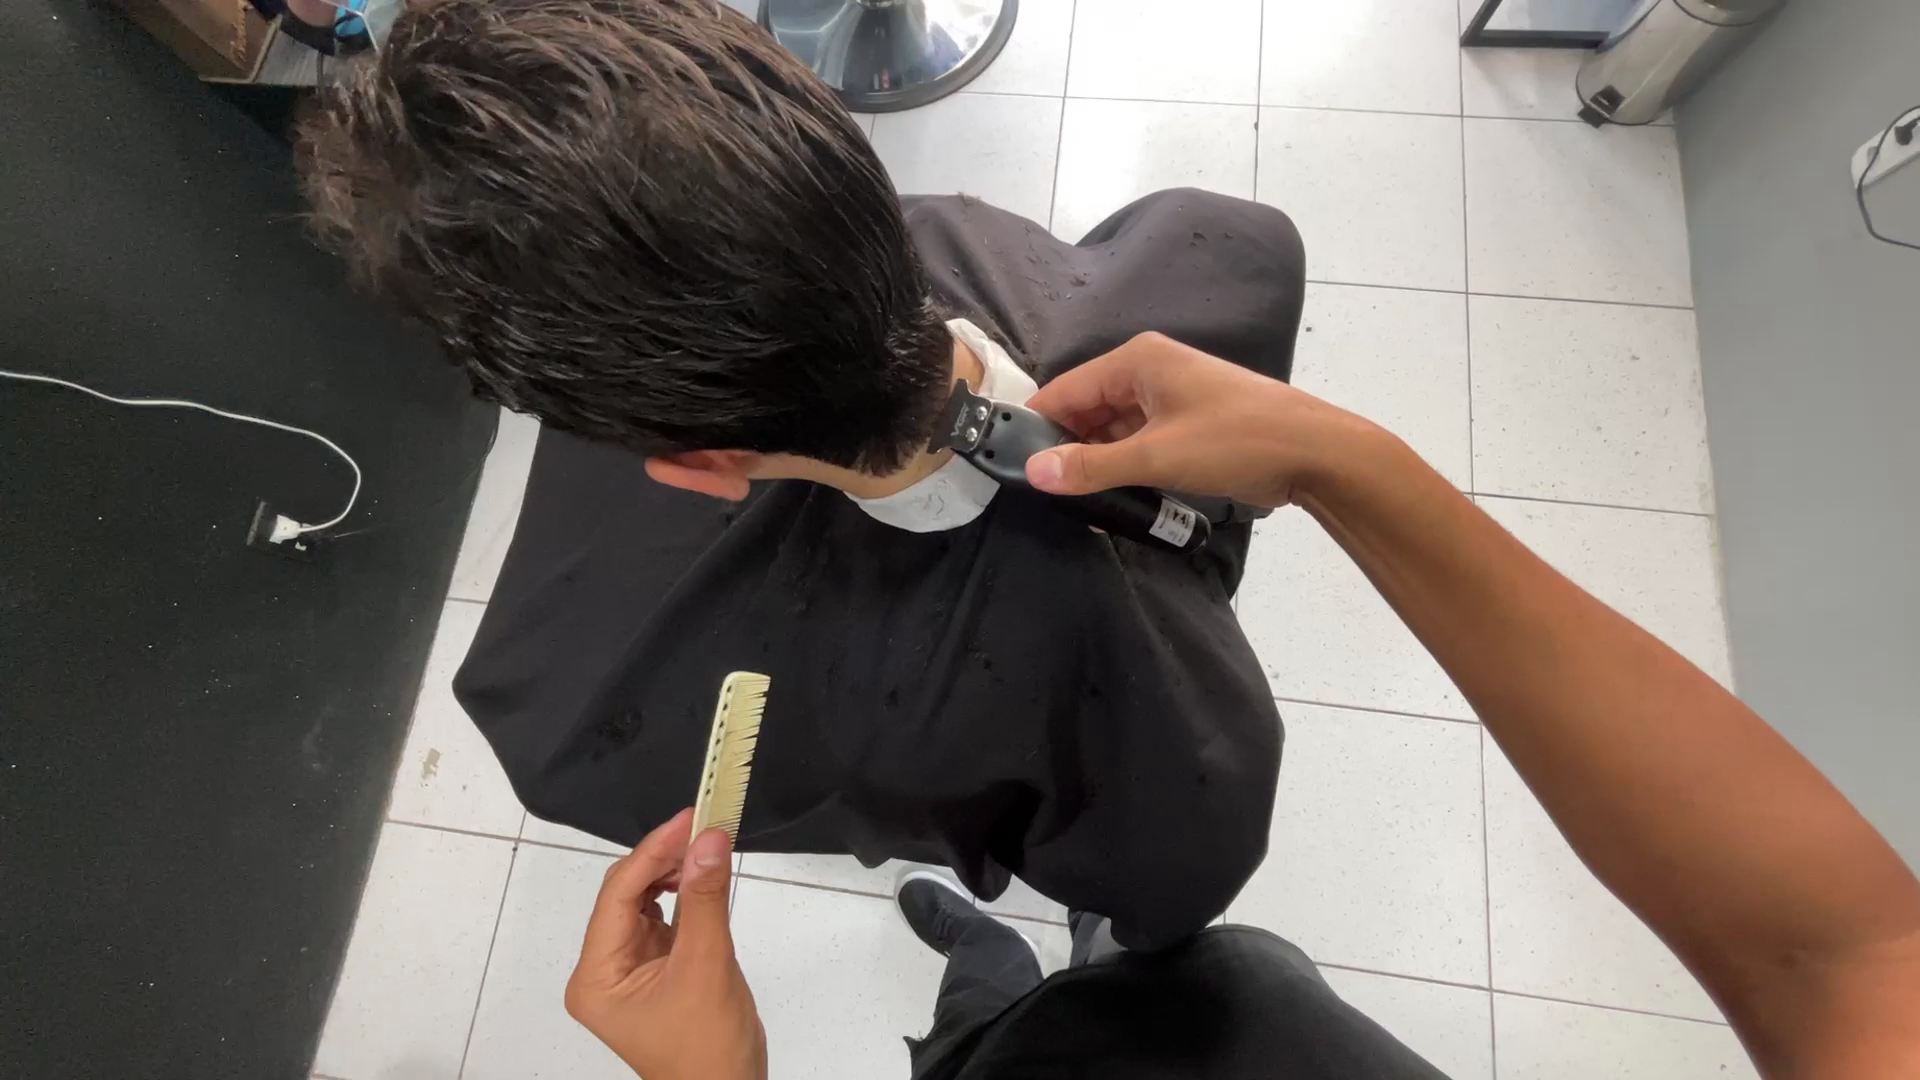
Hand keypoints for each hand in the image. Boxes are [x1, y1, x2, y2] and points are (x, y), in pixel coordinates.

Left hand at [565, 809, 766, 1079]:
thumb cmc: (708, 1040)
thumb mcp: (707, 964)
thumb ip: (705, 897)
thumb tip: (711, 835)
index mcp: (597, 975)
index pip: (618, 894)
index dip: (653, 851)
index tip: (691, 817)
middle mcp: (604, 967)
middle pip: (627, 892)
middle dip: (664, 856)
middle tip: (706, 824)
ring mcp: (630, 965)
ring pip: (645, 898)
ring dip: (675, 869)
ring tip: (708, 843)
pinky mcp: (657, 964)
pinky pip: (664, 913)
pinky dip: (685, 889)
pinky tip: (704, 873)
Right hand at [1023, 332, 1374, 508]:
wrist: (1316, 453)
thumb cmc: (1235, 441)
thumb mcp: (1156, 457)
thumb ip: (1091, 466)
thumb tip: (1033, 472)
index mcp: (1136, 360)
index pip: (1065, 389)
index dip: (1037, 425)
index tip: (1013, 462)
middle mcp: (1147, 369)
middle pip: (1085, 407)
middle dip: (1065, 445)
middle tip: (1042, 488)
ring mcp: (1167, 395)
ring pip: (1110, 426)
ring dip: (1094, 457)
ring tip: (1071, 496)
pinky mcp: (1183, 421)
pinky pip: (1135, 437)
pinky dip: (1120, 462)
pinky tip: (1107, 491)